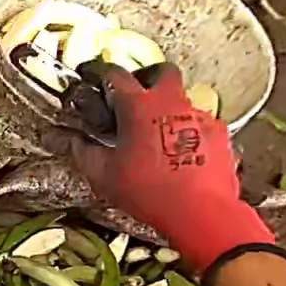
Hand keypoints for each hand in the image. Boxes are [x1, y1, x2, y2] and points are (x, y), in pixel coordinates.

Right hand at [72, 63, 276, 273]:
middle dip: (146, 77)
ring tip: (151, 132)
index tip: (91, 74)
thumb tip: (65, 140)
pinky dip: (184, 130)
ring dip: (165, 109)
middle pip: (161, 72)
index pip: (116, 75)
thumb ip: (81, 150)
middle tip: (132, 94)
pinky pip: (198, 124)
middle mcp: (172, 104)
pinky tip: (174, 150)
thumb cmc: (148, 190)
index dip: (98, 71)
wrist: (201, 213)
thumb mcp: (101, 173)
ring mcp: (200, 118)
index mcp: (139, 107)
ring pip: (181, 100)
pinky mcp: (219, 136)